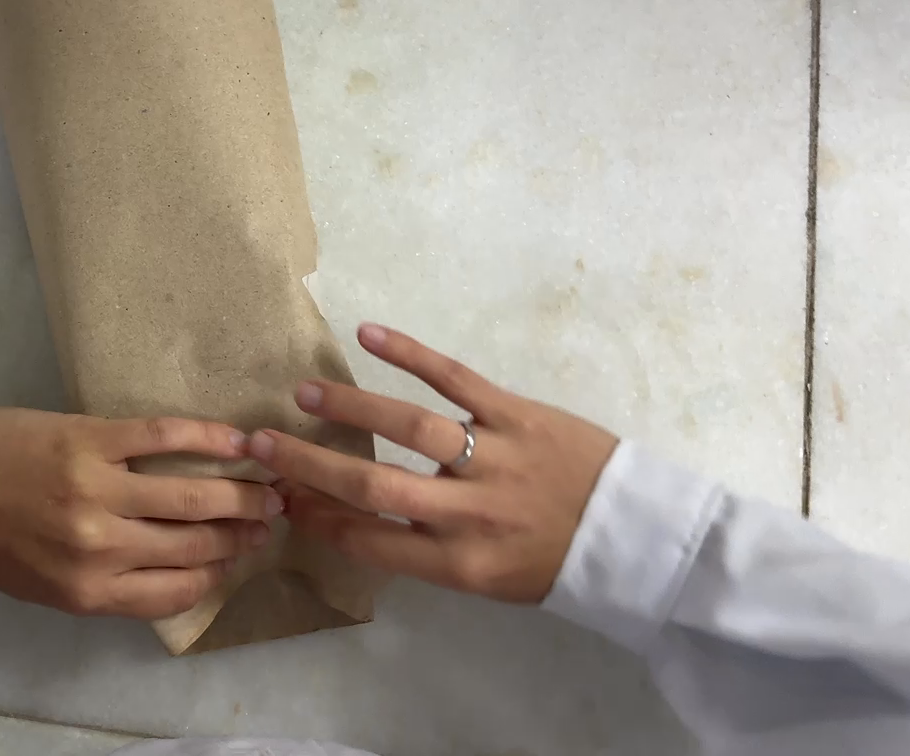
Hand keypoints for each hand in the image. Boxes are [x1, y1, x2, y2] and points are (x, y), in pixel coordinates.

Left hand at [0, 410, 279, 618]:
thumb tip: (170, 566)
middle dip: (244, 531)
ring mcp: (97, 488)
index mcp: (91, 591)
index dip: (223, 573)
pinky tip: (234, 436)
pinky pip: (162, 436)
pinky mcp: (89, 439)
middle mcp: (103, 547)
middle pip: (196, 543)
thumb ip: (105, 583)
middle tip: (276, 513)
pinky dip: (205, 436)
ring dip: (240, 488)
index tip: (247, 555)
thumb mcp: (45, 585)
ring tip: (270, 479)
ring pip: (191, 493)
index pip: (180, 591)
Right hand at [246, 323, 617, 602]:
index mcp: (463, 562)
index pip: (369, 538)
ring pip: (411, 426)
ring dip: (350, 405)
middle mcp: (474, 513)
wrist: (649, 542)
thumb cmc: (553, 562)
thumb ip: (415, 545)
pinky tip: (367, 332)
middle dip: (309, 463)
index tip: (279, 494)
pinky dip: (410, 353)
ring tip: (304, 392)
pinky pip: (456, 379)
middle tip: (260, 441)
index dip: (316, 516)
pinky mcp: (518, 414)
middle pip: (375, 484)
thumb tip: (341, 514)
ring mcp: (496, 457)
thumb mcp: (484, 577)